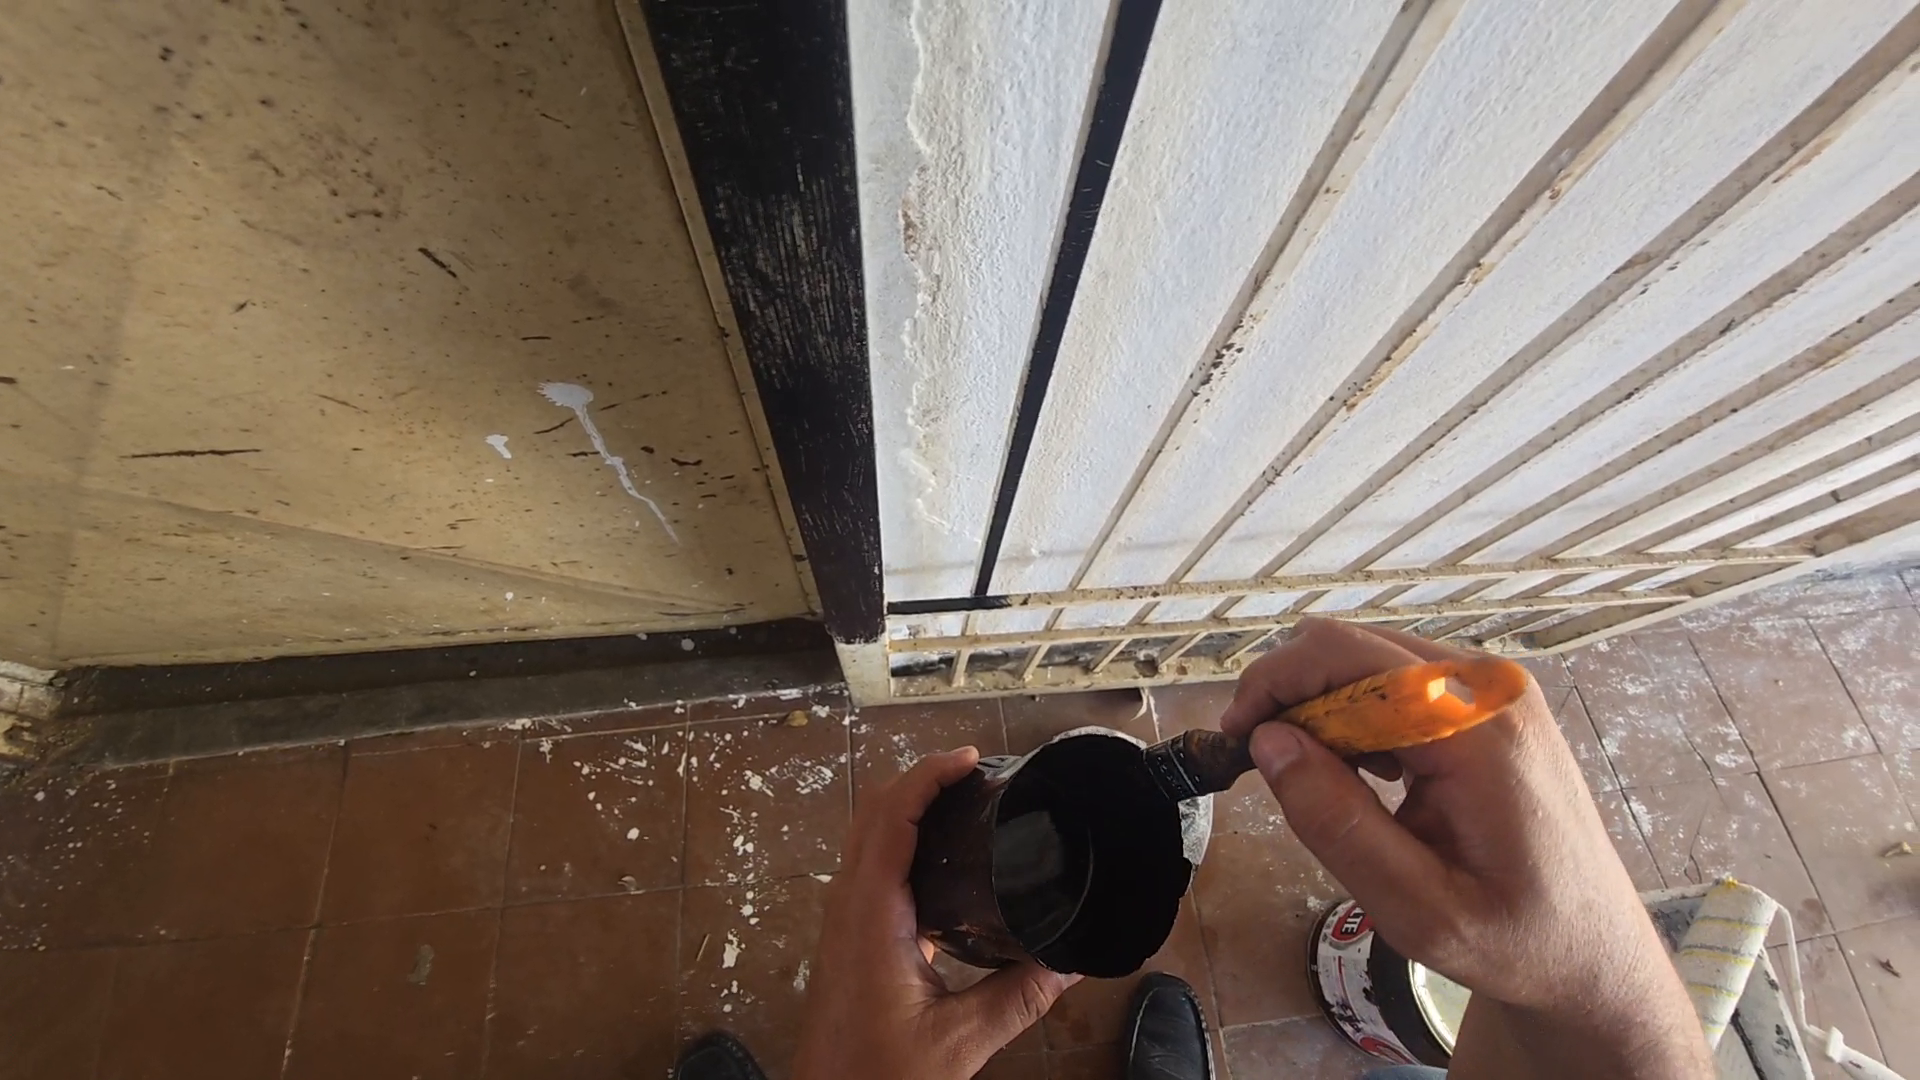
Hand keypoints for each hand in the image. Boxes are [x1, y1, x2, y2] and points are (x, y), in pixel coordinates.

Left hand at [791, 747, 1077, 1079]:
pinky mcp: (852, 928)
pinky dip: (903, 831)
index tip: (971, 759)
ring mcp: (846, 913)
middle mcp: (850, 900)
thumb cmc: (879, 1076)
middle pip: (874, 808)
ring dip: (908, 799)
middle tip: (973, 771)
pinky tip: (943, 849)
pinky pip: (873, 857)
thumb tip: (1072, 962)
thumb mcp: (957, 1043)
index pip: (891, 815)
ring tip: (961, 795)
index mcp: (872, 912)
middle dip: (920, 776)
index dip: (929, 775)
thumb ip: (1017, 999)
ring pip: (869, 829)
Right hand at [1221, 618, 1710, 1078]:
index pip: (1344, 657)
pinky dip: (1349, 708)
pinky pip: (1387, 674)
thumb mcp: (1417, 910)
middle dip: (1289, 692)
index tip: (1237, 738)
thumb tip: (1267, 739)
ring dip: (1317, 703)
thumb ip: (1338, 824)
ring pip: (1360, 655)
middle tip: (1268, 759)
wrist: (1595, 954)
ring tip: (1319, 774)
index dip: (1274, 683)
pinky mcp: (1482, 696)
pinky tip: (1359, 764)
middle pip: (1347, 645)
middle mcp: (1488, 684)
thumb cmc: (1515, 941)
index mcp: (1479, 729)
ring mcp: (1489, 685)